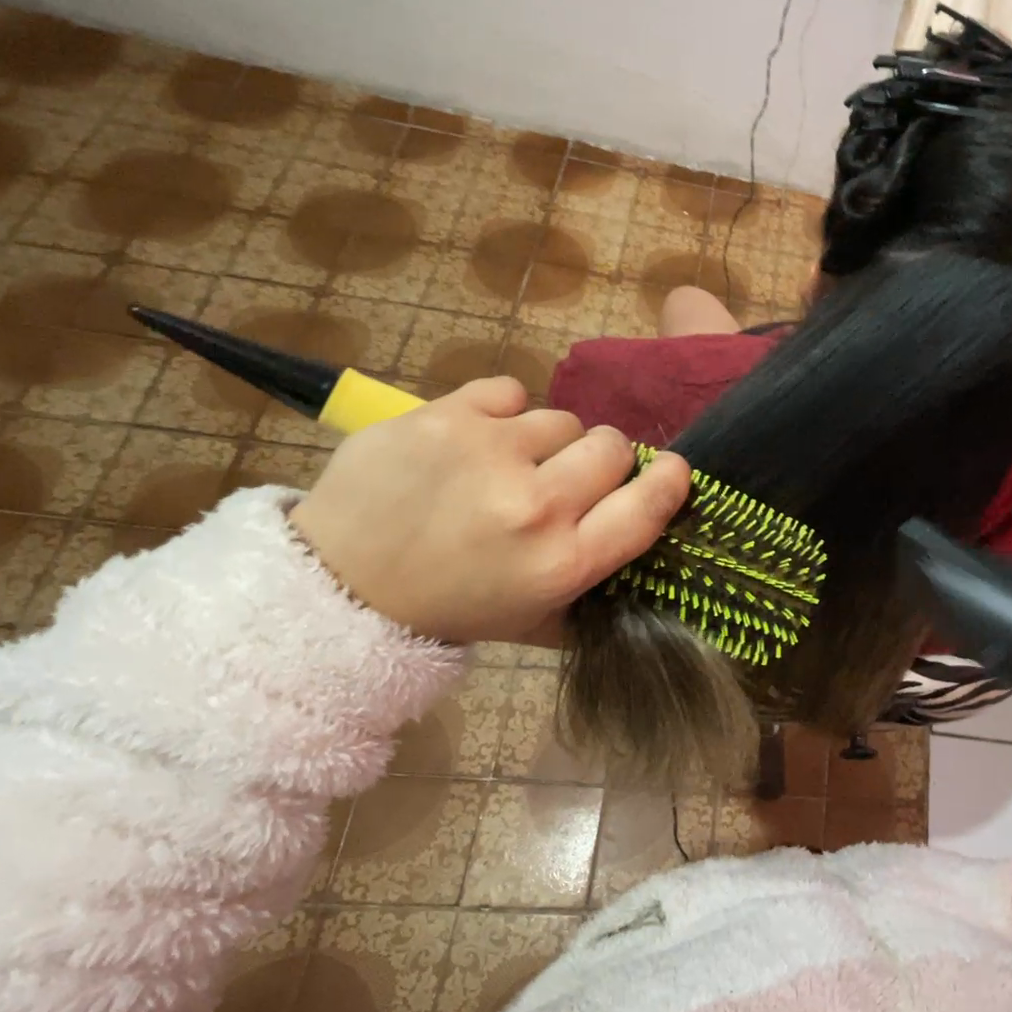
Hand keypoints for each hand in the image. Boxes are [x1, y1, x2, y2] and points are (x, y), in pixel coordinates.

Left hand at [290, 377, 690, 644]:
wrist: (343, 584)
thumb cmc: (454, 608)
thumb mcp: (540, 620)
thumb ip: (601, 585)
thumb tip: (650, 530)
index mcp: (563, 562)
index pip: (648, 503)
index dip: (668, 479)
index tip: (667, 471)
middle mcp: (536, 505)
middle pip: (612, 446)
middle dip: (598, 460)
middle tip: (564, 479)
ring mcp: (490, 453)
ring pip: (562, 418)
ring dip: (546, 441)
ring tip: (507, 465)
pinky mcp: (445, 416)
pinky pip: (511, 391)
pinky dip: (503, 412)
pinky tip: (478, 441)